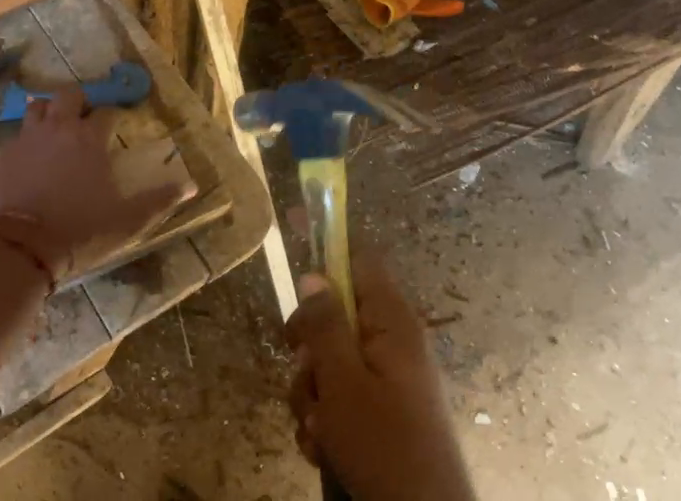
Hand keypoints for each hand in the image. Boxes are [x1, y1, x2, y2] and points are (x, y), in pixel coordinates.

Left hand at [0, 86, 191, 284]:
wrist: (22, 247)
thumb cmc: (81, 231)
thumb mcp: (128, 221)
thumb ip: (159, 200)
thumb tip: (191, 186)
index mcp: (90, 138)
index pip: (107, 112)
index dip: (114, 116)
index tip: (117, 126)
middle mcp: (58, 128)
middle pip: (69, 94)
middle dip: (79, 101)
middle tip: (84, 119)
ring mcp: (26, 138)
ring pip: (37, 106)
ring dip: (48, 112)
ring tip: (55, 130)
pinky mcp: (3, 154)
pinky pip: (16, 136)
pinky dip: (25, 140)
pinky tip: (29, 158)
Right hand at [285, 258, 476, 500]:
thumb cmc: (385, 443)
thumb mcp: (343, 380)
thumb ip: (324, 324)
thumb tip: (313, 274)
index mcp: (391, 324)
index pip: (358, 260)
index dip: (324, 246)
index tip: (288, 233)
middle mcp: (391, 345)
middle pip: (332, 318)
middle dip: (308, 350)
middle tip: (306, 372)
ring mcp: (386, 381)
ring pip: (327, 364)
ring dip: (311, 394)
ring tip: (321, 429)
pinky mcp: (380, 414)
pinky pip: (337, 399)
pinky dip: (324, 421)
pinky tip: (325, 447)